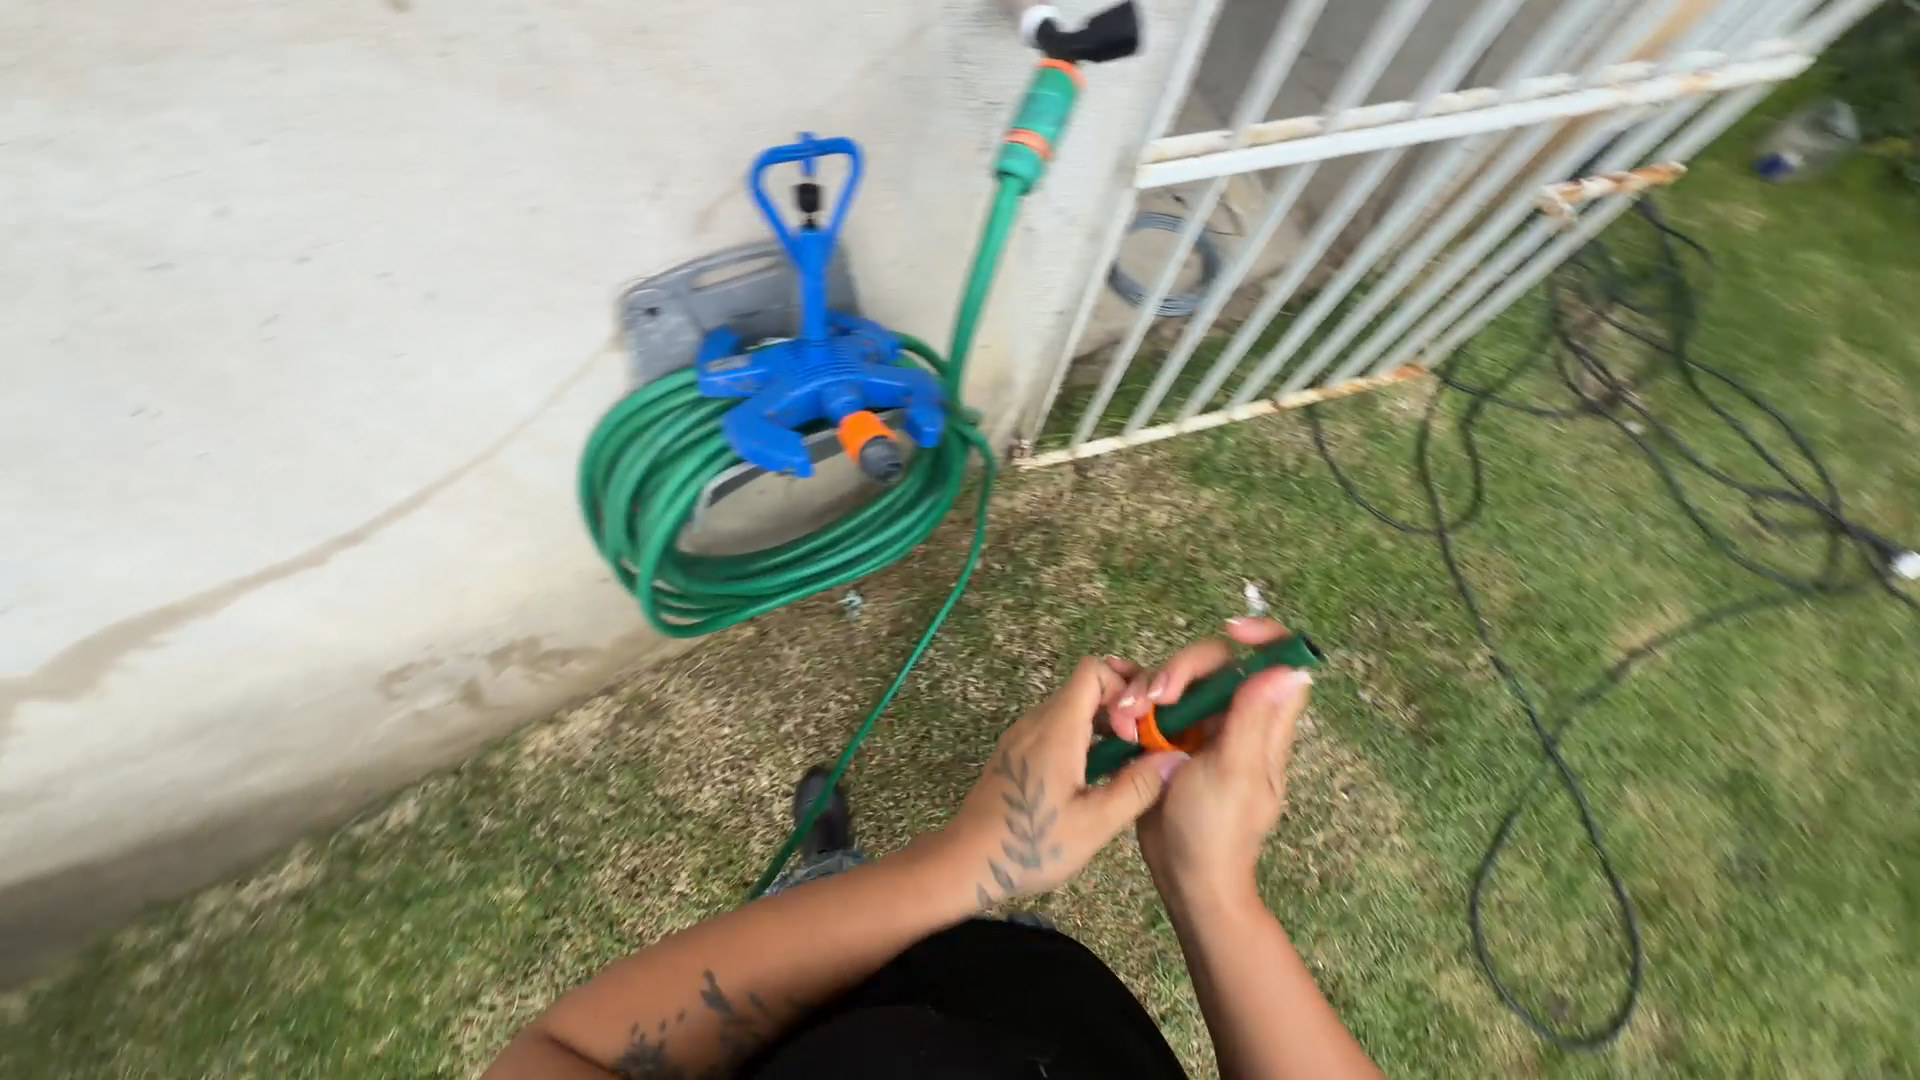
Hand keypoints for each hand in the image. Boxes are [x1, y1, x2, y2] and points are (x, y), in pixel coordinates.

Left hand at [945, 656, 1183, 906]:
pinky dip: (1081, 736)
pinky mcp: (1015, 751)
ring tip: (1121, 762)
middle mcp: (1036, 721)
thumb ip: (1138, 786)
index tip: (1136, 730)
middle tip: (1138, 745)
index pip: (1094, 670)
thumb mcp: (1095, 823)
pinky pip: (1055, 726)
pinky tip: (1092, 774)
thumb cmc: (1032, 843)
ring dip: (1101, 723)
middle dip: (1119, 706)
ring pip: (1070, 706)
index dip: (1125, 688)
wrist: (968, 861)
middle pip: (1084, 685)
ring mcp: (1022, 734)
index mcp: (1056, 727)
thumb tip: (1176, 758)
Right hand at [1112, 618, 1312, 908]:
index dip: (1263, 638)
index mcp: (1262, 724)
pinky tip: (1118, 716)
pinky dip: (1133, 704)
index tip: (1231, 631)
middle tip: (1153, 697)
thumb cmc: (1216, 830)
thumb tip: (1288, 668)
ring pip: (1176, 681)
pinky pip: (1151, 703)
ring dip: (1147, 688)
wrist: (1185, 876)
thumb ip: (1253, 718)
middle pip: (1213, 664)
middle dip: (1179, 668)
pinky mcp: (1167, 738)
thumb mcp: (1234, 772)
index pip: (1276, 664)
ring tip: (1125, 716)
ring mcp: (1199, 728)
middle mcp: (1233, 718)